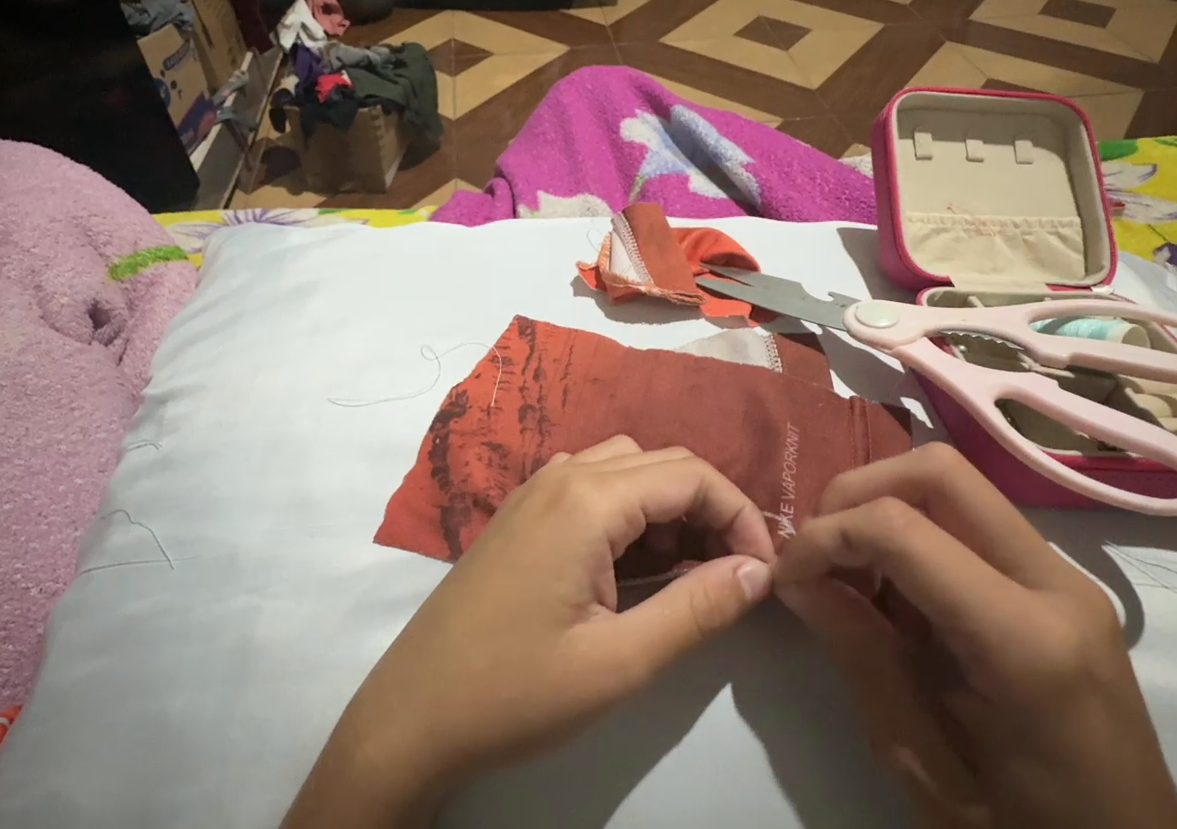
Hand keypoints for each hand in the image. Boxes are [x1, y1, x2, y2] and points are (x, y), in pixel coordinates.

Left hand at [283, 437, 775, 827]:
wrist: (414, 713)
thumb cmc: (515, 691)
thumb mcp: (619, 662)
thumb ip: (696, 608)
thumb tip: (758, 570)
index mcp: (586, 499)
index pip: (690, 476)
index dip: (740, 516)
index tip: (763, 573)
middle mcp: (561, 477)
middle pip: (660, 464)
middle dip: (709, 510)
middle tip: (733, 575)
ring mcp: (536, 492)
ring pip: (627, 471)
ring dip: (670, 509)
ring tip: (689, 573)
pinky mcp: (523, 515)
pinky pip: (593, 491)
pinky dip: (632, 516)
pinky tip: (637, 568)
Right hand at [774, 444, 1176, 828]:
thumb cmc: (1017, 827)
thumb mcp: (918, 762)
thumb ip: (857, 655)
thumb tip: (796, 576)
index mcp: (1025, 641)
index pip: (901, 529)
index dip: (824, 537)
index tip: (786, 576)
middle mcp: (1057, 584)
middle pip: (938, 472)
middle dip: (856, 493)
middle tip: (820, 551)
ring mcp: (1066, 579)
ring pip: (955, 485)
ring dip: (885, 509)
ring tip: (852, 574)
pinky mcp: (1060, 584)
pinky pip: (972, 521)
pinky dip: (914, 532)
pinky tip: (895, 592)